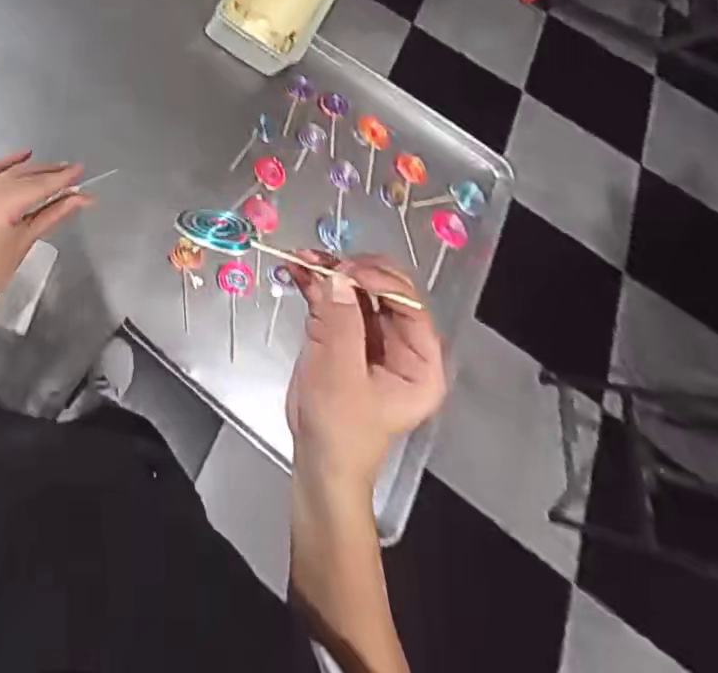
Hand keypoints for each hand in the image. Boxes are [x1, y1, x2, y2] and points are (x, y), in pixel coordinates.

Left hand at [0, 151, 90, 304]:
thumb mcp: (27, 241)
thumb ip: (54, 214)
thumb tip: (82, 199)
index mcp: (1, 207)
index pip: (38, 187)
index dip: (61, 178)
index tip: (81, 169)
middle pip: (26, 176)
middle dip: (51, 173)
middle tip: (75, 171)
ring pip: (12, 172)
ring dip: (36, 169)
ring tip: (59, 167)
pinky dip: (9, 161)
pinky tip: (26, 154)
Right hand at [286, 254, 445, 491]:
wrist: (317, 459)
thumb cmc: (341, 427)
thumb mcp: (341, 375)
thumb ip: (340, 322)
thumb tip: (334, 276)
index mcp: (420, 361)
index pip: (409, 307)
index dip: (380, 282)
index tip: (345, 271)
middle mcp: (400, 344)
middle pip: (384, 292)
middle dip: (352, 271)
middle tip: (323, 261)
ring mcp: (369, 339)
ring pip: (356, 292)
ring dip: (329, 273)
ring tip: (302, 258)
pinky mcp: (341, 338)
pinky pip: (333, 303)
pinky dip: (315, 285)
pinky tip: (297, 270)